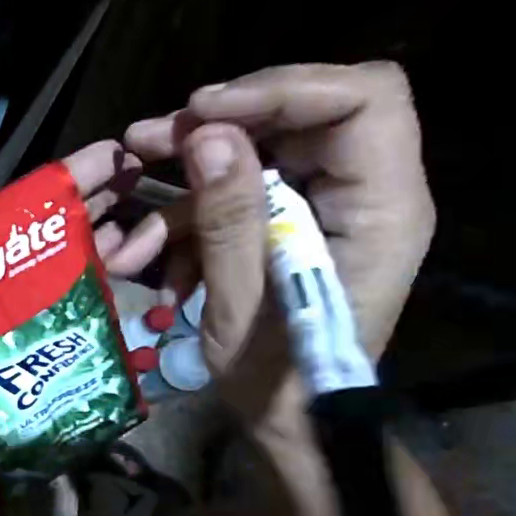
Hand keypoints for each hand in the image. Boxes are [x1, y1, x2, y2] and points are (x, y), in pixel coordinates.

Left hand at [0, 143, 140, 497]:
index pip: (2, 223)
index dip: (50, 192)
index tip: (102, 159)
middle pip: (43, 254)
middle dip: (95, 217)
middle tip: (147, 182)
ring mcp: (0, 348)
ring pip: (61, 300)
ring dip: (108, 265)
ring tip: (154, 231)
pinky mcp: (11, 391)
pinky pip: (56, 362)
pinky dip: (95, 339)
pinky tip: (135, 311)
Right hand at [108, 62, 435, 436]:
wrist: (292, 425)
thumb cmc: (278, 382)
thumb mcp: (242, 306)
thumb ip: (230, 218)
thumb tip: (207, 137)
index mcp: (381, 209)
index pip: (360, 101)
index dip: (280, 90)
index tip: (202, 111)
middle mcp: (366, 194)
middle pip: (305, 116)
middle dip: (218, 128)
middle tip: (148, 141)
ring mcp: (329, 210)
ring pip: (261, 157)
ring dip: (188, 186)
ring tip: (133, 224)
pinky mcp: (294, 229)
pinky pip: (241, 199)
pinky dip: (192, 223)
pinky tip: (156, 262)